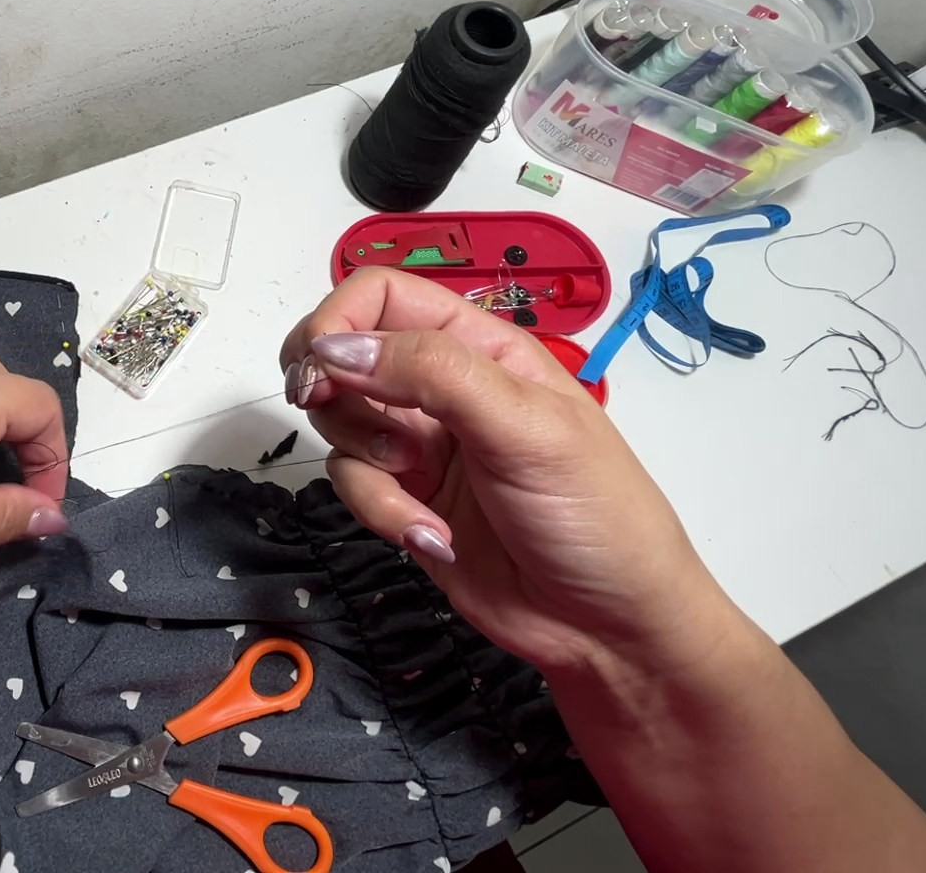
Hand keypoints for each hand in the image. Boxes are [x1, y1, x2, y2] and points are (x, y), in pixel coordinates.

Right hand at [279, 268, 738, 675]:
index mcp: (477, 347)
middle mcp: (436, 385)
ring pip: (335, 418)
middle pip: (339, 351)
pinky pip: (347, 479)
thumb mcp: (526, 429)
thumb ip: (433, 373)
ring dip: (362, 454)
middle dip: (328, 384)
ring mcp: (413, 440)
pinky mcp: (397, 492)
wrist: (606, 629)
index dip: (338, 318)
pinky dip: (376, 507)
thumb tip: (334, 347)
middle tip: (324, 404)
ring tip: (415, 479)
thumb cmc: (596, 516)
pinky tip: (429, 531)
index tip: (320, 364)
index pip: (379, 296)